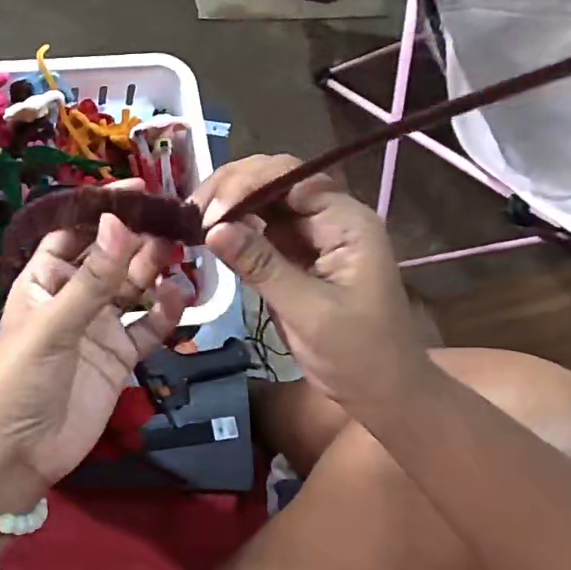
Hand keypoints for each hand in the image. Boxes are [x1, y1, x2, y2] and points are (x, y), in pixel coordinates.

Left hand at [0, 202, 187, 512]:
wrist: (16, 457)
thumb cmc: (18, 381)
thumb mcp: (52, 325)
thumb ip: (92, 278)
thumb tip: (119, 222)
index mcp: (44, 279)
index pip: (74, 232)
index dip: (103, 210)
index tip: (139, 191)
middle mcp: (73, 297)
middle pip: (111, 257)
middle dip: (139, 238)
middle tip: (176, 221)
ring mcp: (99, 327)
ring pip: (134, 288)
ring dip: (156, 270)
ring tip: (183, 253)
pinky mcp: (120, 356)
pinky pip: (148, 326)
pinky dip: (166, 312)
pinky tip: (181, 297)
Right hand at [193, 155, 434, 408]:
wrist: (381, 391)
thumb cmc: (357, 353)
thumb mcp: (308, 310)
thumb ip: (261, 266)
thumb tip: (213, 229)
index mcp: (345, 220)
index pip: (290, 178)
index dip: (246, 185)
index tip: (209, 214)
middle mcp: (329, 217)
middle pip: (274, 180)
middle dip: (231, 189)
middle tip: (191, 214)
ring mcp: (311, 234)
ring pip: (262, 202)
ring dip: (227, 205)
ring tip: (190, 221)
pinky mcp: (295, 254)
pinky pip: (260, 229)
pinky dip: (233, 229)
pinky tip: (206, 235)